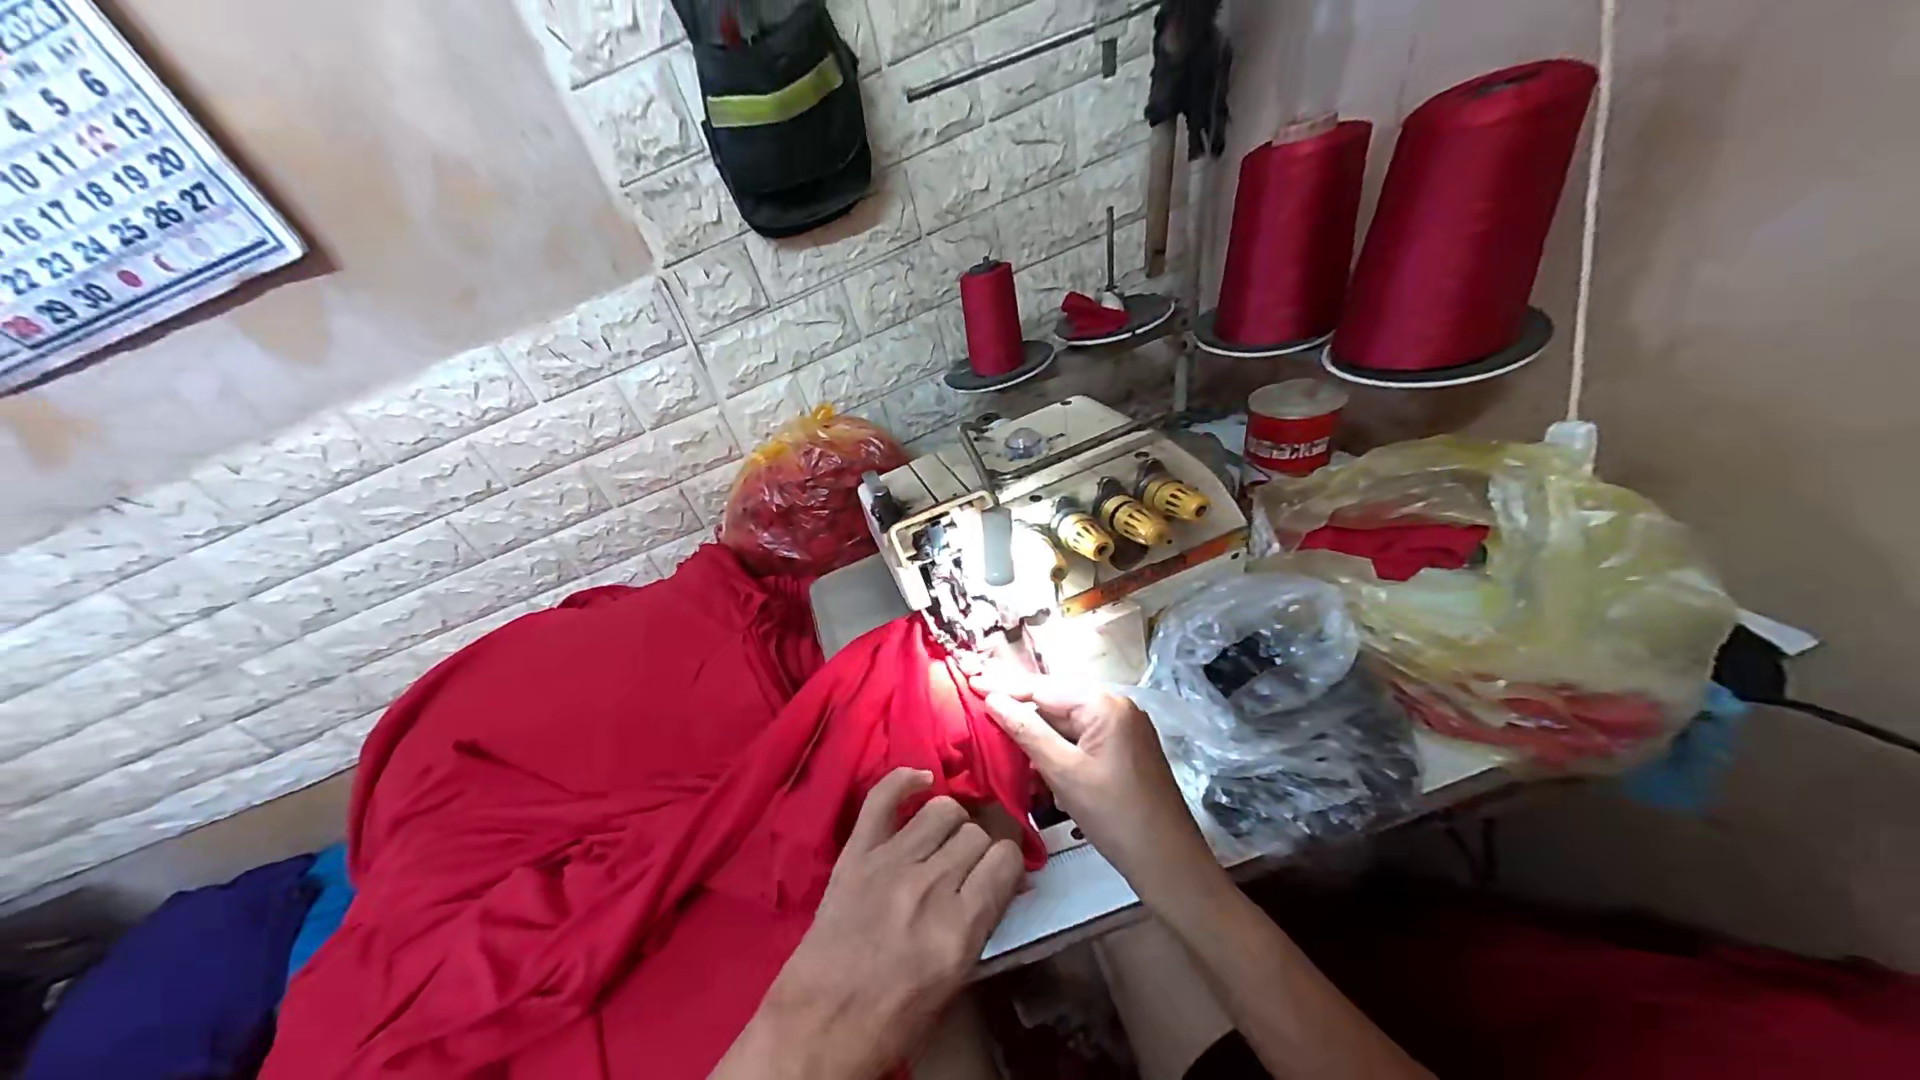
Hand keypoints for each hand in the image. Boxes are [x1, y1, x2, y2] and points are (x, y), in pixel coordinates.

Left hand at [716, 769, 1023, 1079]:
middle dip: (979, 848)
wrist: (818, 1026)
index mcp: (959, 927)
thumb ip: (982, 920)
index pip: (1005, 859)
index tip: (1001, 870)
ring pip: (942, 809)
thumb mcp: (955, 977)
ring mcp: (889, 862)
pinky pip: (883, 797)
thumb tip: (1005, 879)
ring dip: (951, 823)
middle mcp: (929, 885)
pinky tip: (921, 782)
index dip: (1008, 862)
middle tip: (968, 865)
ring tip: (943, 842)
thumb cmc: (893, 1017)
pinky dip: (904, 781)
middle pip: (975, 833)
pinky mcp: (856, 852)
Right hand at [972, 668, 1219, 905]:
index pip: (1043, 689)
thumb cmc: (1115, 816)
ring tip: (998, 730)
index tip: (969, 680)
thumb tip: (994, 700)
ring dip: (1036, 731)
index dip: (1004, 687)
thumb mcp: (1063, 772)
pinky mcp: (1123, 750)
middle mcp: (1116, 707)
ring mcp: (1123, 728)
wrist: (1169, 861)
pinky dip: (1056, 747)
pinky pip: (1081, 738)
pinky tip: (1033, 760)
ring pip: (1066, 722)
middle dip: (1019, 707)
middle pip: (1055, 701)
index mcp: (1104, 705)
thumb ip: (1027, 731)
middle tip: (979, 701)